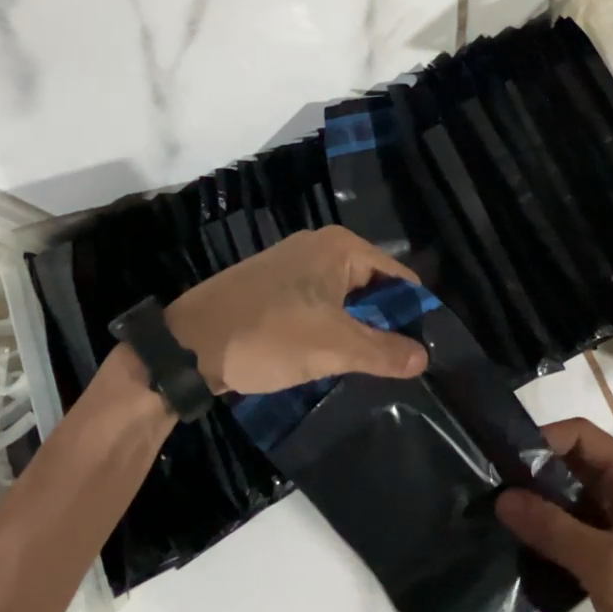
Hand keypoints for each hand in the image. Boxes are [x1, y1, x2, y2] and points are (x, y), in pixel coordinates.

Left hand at [160, 226, 428, 394]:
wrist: (187, 345)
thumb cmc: (268, 336)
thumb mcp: (334, 348)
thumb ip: (384, 352)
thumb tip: (424, 357)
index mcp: (341, 247)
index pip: (398, 276)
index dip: (413, 312)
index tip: (422, 349)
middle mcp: (319, 245)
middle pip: (371, 285)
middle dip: (384, 322)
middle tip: (398, 363)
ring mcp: (291, 264)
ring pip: (342, 297)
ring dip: (355, 328)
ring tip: (367, 365)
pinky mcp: (272, 285)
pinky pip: (317, 303)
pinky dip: (328, 326)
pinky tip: (328, 356)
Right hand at [497, 419, 612, 611]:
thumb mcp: (605, 565)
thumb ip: (553, 528)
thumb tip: (502, 497)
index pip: (582, 435)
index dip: (544, 439)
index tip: (503, 459)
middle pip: (573, 462)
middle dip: (534, 471)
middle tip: (490, 484)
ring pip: (569, 495)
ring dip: (537, 501)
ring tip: (496, 510)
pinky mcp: (610, 551)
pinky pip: (571, 525)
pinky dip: (547, 528)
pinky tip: (518, 538)